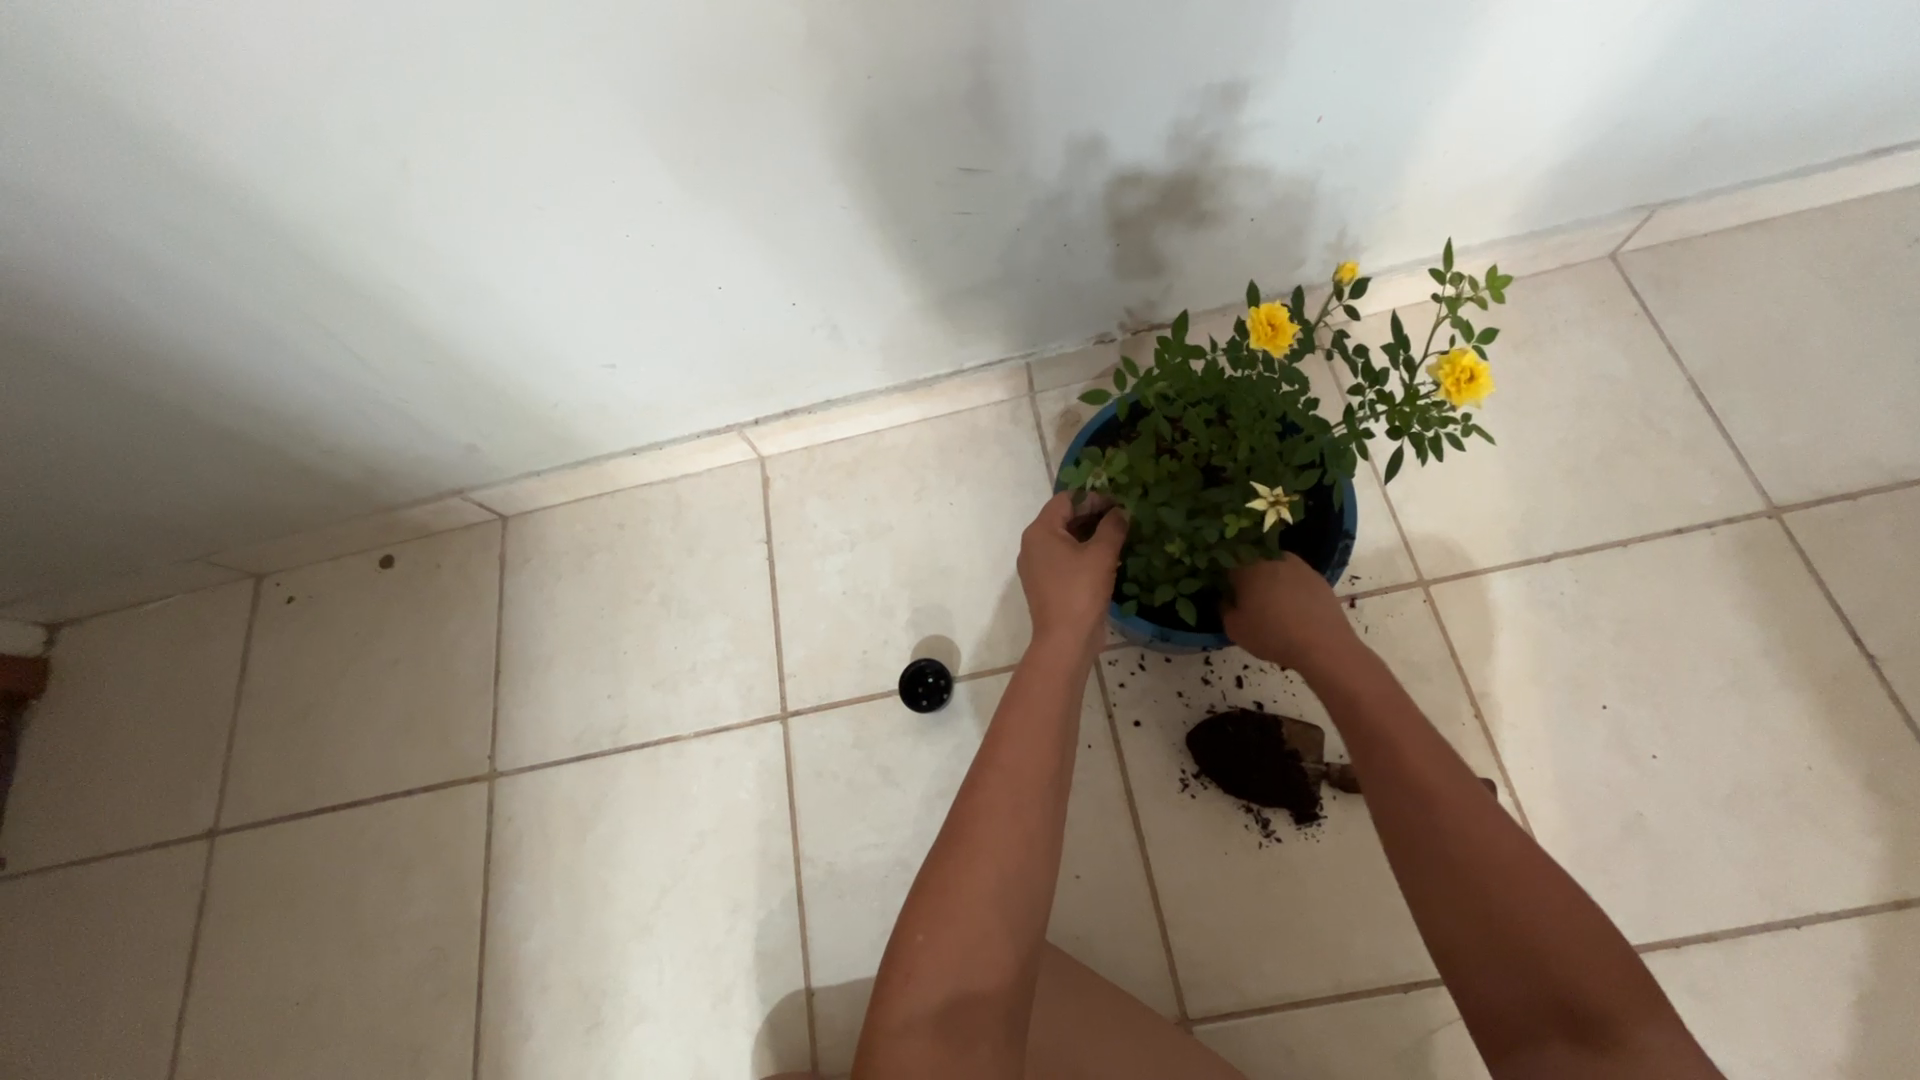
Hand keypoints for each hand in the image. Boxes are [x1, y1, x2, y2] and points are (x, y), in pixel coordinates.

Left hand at [1018, 492, 1128, 651]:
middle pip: (1063, 518)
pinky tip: (1108, 559)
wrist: (1065, 640)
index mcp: (1040, 531)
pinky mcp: (1046, 584)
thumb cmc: (1080, 591)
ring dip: (1091, 535)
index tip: (1119, 504)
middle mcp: (1032, 545)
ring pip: (1065, 540)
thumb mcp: (1101, 554)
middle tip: (1123, 519)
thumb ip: (1112, 526)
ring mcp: (1037, 566)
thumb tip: (1120, 512)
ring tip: (1119, 536)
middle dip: (1093, 515)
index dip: (1093, 498)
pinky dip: (1084, 554)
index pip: (1066, 500)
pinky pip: (1065, 559)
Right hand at [1222, 555, 1361, 674]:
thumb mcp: (1234, 629)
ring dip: (1271, 579)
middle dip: (1248, 576)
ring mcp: (1297, 566)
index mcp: (1247, 569)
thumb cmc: (1272, 636)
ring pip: (1276, 567)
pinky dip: (1291, 586)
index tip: (1226, 593)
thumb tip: (1227, 598)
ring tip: (1273, 602)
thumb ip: (1224, 608)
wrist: (1323, 645)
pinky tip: (1294, 606)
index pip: (1227, 565)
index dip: (1225, 579)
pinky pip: (1296, 577)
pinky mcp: (1317, 576)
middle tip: (1249, 598)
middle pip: (1253, 562)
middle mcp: (1271, 560)